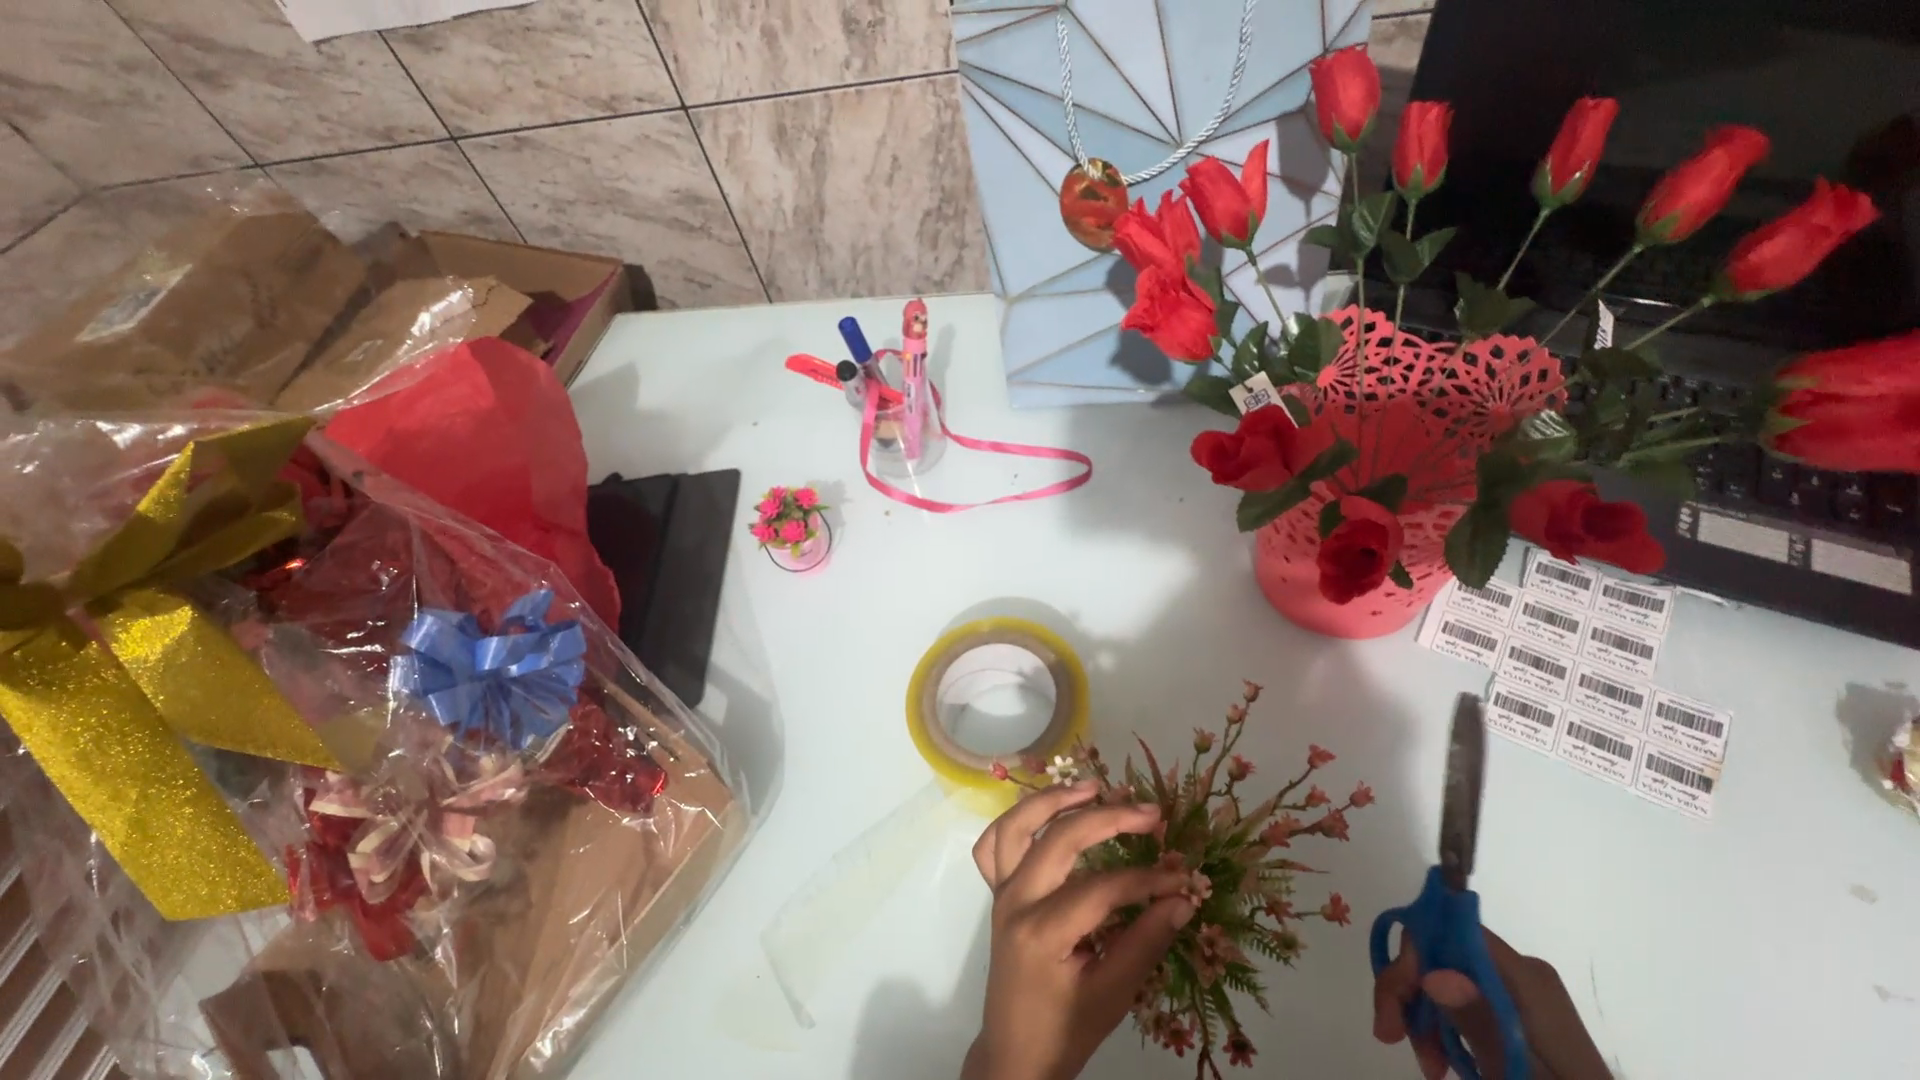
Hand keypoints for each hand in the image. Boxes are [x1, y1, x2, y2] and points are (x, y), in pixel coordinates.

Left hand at [962, 783, 1193, 1079]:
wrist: (1015, 1053)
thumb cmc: (1066, 1029)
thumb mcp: (1113, 994)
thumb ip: (1146, 941)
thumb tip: (1182, 897)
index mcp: (1041, 933)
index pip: (1100, 888)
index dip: (1146, 878)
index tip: (1182, 874)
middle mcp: (1015, 903)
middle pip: (1058, 841)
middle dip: (1107, 819)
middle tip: (1150, 812)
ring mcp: (1001, 895)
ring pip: (1015, 828)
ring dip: (1052, 801)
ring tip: (1094, 787)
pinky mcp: (998, 895)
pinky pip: (994, 846)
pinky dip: (1018, 822)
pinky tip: (1047, 812)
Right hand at [1373, 927, 1610, 1079]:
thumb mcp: (1518, 1072)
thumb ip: (1479, 1024)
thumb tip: (1433, 973)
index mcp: (1525, 977)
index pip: (1449, 932)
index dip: (1411, 958)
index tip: (1394, 1009)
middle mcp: (1520, 972)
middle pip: (1441, 956)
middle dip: (1409, 994)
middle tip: (1391, 1038)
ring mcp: (1519, 992)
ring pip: (1444, 981)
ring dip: (1423, 1018)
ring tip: (1430, 1066)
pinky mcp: (1517, 1013)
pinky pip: (1462, 1002)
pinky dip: (1443, 1028)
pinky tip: (1444, 1061)